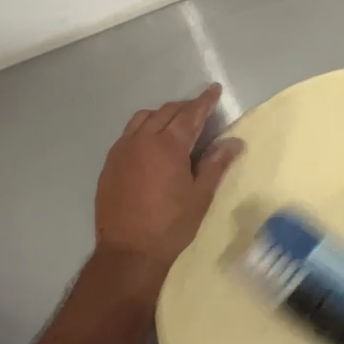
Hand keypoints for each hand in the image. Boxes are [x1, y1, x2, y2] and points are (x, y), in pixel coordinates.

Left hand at [93, 84, 243, 277]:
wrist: (128, 253)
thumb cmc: (171, 225)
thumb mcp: (201, 195)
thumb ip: (216, 163)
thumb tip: (234, 141)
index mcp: (168, 145)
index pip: (190, 113)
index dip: (205, 101)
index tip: (215, 90)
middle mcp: (142, 140)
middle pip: (166, 112)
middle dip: (185, 107)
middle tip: (200, 110)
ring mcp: (122, 150)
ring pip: (143, 119)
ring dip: (161, 115)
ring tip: (174, 124)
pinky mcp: (110, 164)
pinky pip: (128, 135)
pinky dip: (143, 129)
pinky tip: (150, 145)